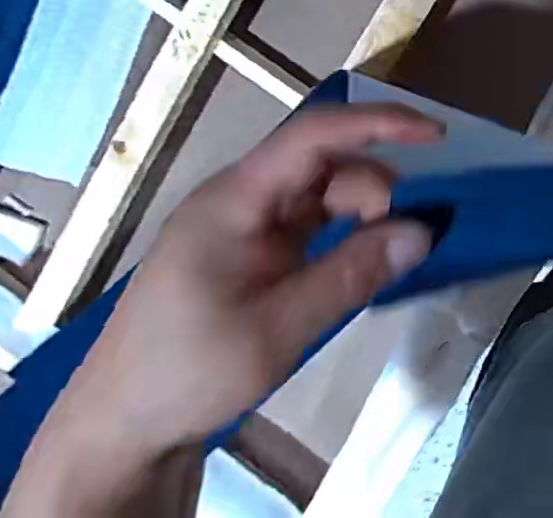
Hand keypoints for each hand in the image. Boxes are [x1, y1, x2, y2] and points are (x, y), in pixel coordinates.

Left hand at [89, 105, 439, 448]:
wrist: (119, 428)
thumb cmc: (185, 372)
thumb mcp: (274, 331)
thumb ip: (350, 275)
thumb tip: (423, 232)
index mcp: (237, 196)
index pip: (315, 135)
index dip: (377, 124)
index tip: (434, 133)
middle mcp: (244, 195)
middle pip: (324, 164)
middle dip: (377, 187)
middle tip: (414, 233)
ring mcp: (249, 221)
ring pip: (323, 193)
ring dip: (365, 212)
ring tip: (393, 252)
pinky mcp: (256, 248)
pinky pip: (313, 222)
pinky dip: (347, 232)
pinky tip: (367, 255)